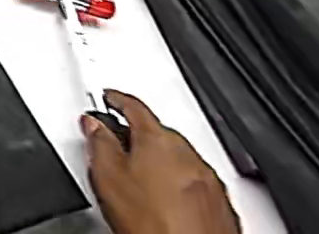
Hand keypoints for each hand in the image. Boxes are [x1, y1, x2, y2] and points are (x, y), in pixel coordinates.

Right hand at [85, 91, 238, 233]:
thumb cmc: (153, 226)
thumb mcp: (106, 175)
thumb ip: (98, 141)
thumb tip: (94, 126)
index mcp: (159, 140)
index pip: (134, 107)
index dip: (116, 99)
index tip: (109, 98)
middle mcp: (190, 157)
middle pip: (159, 133)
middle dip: (137, 135)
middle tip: (116, 141)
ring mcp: (211, 185)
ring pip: (179, 160)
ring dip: (159, 162)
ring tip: (139, 179)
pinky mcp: (224, 211)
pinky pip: (196, 185)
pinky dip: (179, 185)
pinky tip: (165, 202)